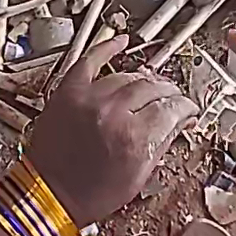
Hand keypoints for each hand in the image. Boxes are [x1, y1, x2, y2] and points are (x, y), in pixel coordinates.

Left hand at [25, 36, 198, 225]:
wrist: (48, 192)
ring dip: (144, 78)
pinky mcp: (68, 91)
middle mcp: (113, 113)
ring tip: (151, 84)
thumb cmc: (90, 193)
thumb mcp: (138, 177)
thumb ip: (162, 143)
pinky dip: (106, 48)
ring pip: (127, 76)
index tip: (188, 110)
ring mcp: (88, 98)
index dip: (185, 108)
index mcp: (135, 138)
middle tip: (172, 97)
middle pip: (152, 89)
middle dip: (168, 92)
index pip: (173, 109)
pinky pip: (90, 60)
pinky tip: (121, 42)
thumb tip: (180, 122)